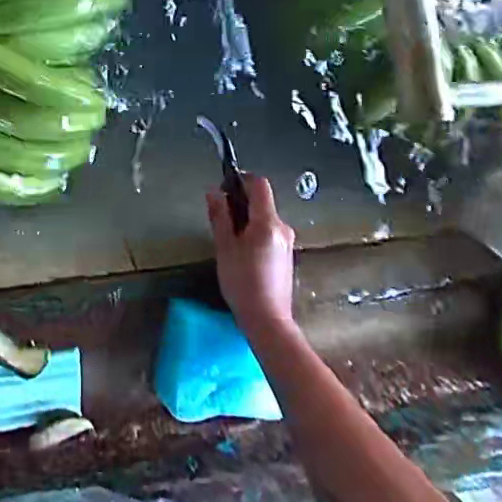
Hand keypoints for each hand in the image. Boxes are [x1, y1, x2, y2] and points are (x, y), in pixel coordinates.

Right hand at [207, 173, 297, 335]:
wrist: (268, 321)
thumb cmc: (242, 284)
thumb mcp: (225, 249)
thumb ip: (220, 217)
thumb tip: (214, 192)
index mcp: (268, 222)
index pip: (259, 184)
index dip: (242, 180)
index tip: (225, 189)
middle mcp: (282, 226)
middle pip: (263, 201)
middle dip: (242, 204)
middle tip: (222, 220)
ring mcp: (287, 241)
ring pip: (266, 218)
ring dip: (248, 220)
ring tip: (230, 241)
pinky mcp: (287, 254)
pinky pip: (270, 233)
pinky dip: (256, 233)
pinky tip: (244, 254)